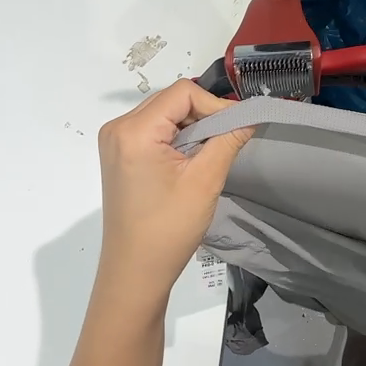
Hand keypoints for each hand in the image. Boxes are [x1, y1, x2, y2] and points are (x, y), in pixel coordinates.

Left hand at [95, 80, 251, 301]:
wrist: (136, 272)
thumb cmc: (169, 229)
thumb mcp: (205, 180)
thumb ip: (228, 139)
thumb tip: (251, 114)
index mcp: (133, 130)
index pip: (182, 93)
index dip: (215, 105)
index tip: (238, 128)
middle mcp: (118, 128)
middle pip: (171, 100)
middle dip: (204, 115)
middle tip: (229, 140)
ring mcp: (115, 142)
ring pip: (164, 114)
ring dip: (191, 127)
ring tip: (211, 153)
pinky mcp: (119, 156)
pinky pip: (153, 131)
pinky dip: (177, 138)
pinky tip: (191, 160)